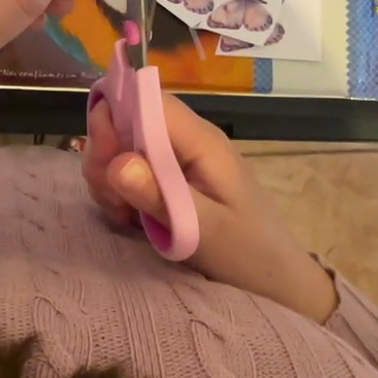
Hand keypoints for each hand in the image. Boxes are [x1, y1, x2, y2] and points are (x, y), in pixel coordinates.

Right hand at [83, 94, 336, 322]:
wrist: (274, 280)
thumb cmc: (247, 253)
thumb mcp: (202, 229)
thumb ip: (159, 195)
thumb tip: (116, 163)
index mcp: (199, 140)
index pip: (145, 98)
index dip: (114, 117)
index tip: (104, 160)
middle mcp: (183, 140)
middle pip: (126, 120)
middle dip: (105, 154)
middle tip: (114, 199)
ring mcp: (174, 159)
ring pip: (120, 147)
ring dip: (108, 178)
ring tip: (124, 214)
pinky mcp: (166, 178)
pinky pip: (127, 171)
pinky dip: (117, 192)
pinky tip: (129, 218)